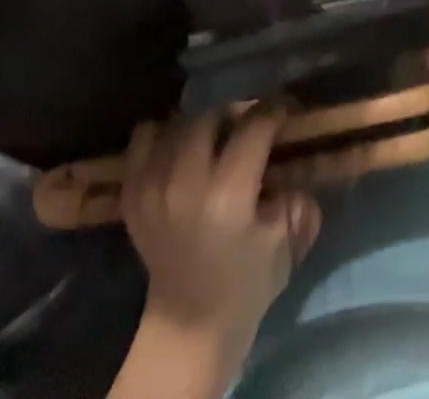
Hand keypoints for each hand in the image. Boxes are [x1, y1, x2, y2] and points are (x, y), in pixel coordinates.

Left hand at [121, 111, 321, 357]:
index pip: (252, 129)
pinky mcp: (131, 192)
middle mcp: (185, 182)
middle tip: (246, 126)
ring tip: (212, 137)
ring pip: (174, 123)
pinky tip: (178, 150)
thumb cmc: (245, 285)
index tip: (284, 108)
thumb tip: (294, 168)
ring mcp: (152, 185)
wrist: (189, 320)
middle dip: (233, 115)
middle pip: (209, 117)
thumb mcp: (286, 245)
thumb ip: (296, 201)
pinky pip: (142, 139)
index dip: (273, 111)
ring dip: (198, 124)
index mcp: (228, 196)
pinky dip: (163, 135)